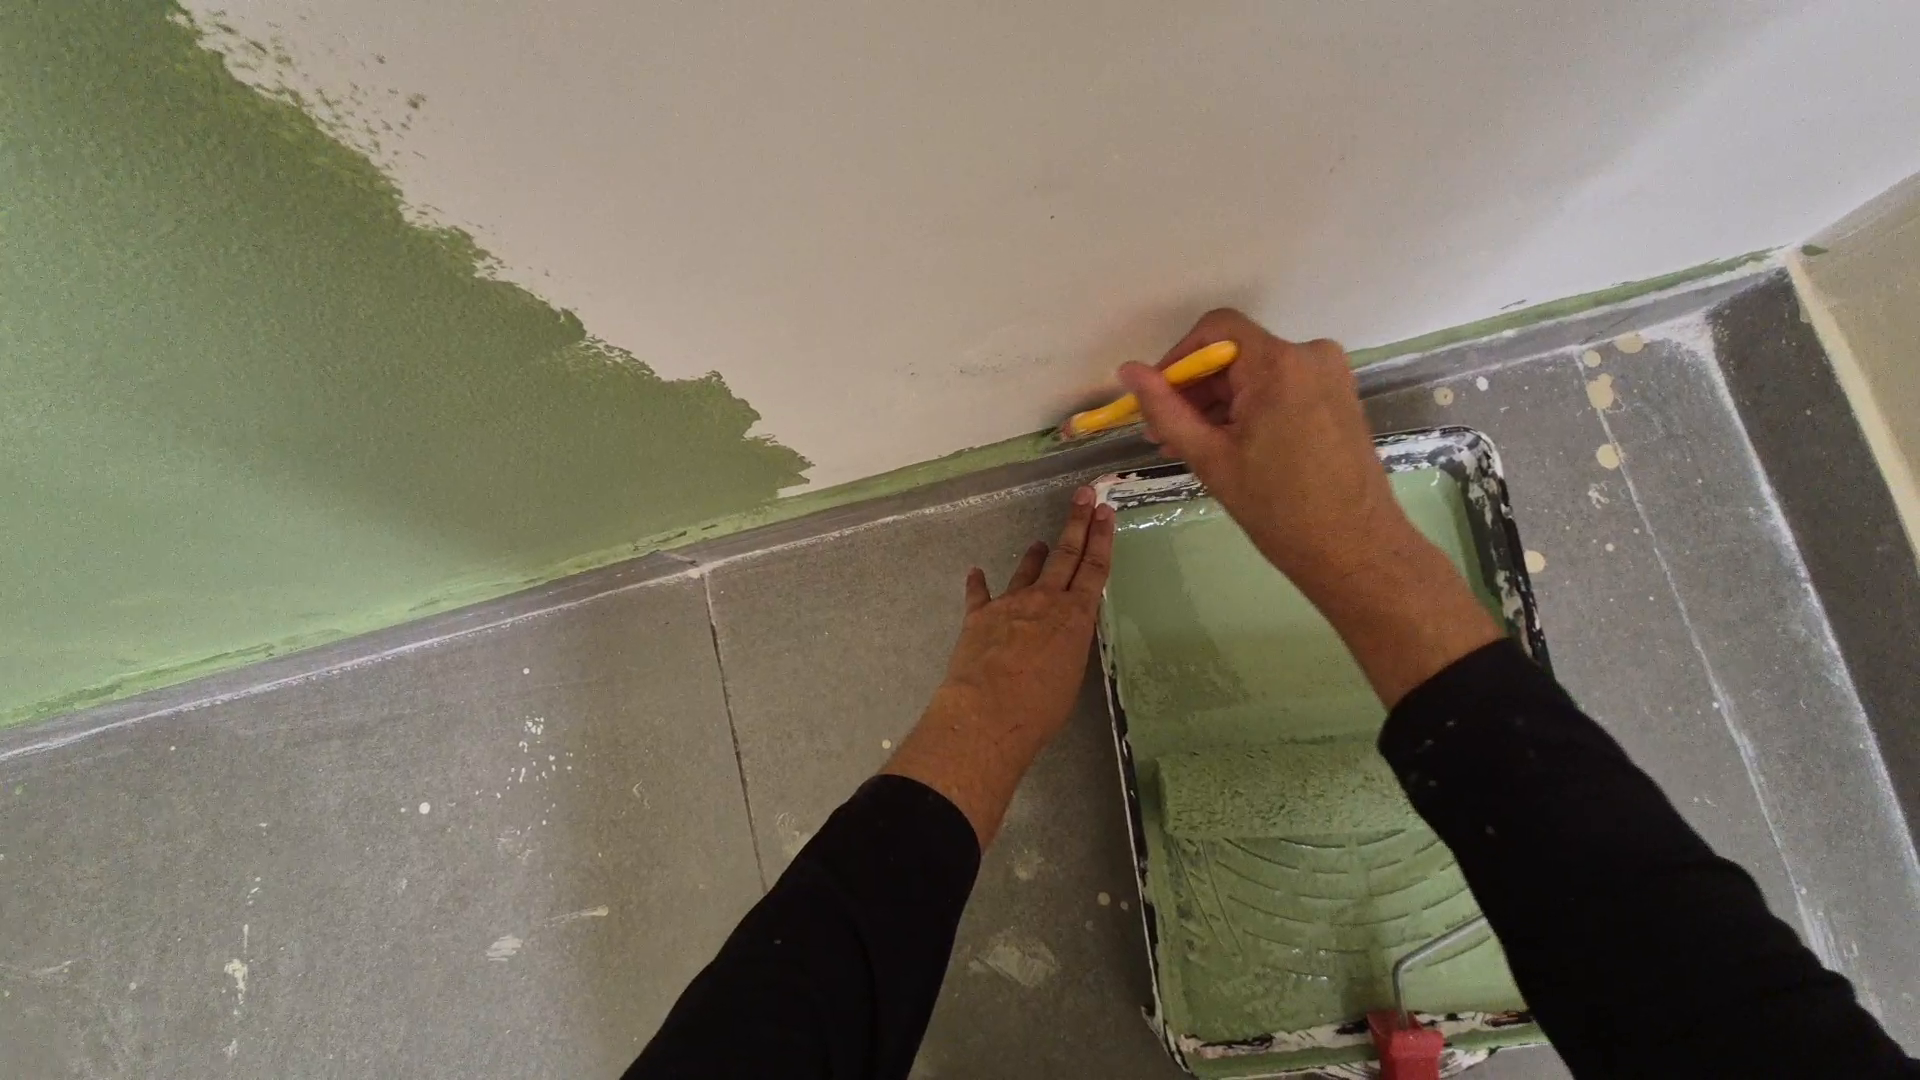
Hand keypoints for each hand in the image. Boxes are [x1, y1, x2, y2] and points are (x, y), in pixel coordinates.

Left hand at [881, 486, 1114, 845]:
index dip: (1101, 539)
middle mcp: (1044, 601)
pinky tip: (976, 572)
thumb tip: (1058, 640)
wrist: (986, 712)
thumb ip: (1067, 648)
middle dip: (1077, 523)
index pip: (1094, 570)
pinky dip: (978, 582)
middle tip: (1084, 495)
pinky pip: (979, 593)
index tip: (1105, 512)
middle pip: (1065, 555)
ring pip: (1025, 570)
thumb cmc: (1040, 708)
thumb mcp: (1070, 677)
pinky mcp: (978, 615)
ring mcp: (1009, 604)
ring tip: (1037, 542)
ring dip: (1033, 556)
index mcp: (1074, 617)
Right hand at [1117, 309, 1500, 706]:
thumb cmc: (1277, 507)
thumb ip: (1164, 409)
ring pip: (1254, 375)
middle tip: (1165, 435)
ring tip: (1191, 449)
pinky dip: (1248, 410)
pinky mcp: (1337, 397)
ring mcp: (1330, 375)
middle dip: (1194, 390)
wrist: (1353, 549)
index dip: (1176, 359)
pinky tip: (1228, 448)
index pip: (1215, 329)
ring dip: (1218, 405)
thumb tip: (1127, 371)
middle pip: (1234, 354)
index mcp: (1279, 364)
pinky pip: (1279, 389)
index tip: (1155, 399)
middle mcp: (1311, 355)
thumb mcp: (1209, 456)